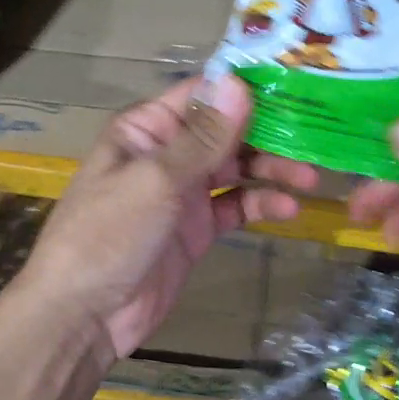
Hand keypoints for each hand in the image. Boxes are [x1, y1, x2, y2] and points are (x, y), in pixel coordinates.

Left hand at [14, 75, 317, 364]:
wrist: (83, 315)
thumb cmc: (109, 235)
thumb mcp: (156, 179)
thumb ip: (203, 136)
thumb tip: (241, 83)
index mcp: (146, 128)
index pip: (202, 94)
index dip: (245, 88)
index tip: (296, 84)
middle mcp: (166, 152)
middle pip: (226, 130)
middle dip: (268, 132)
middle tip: (315, 136)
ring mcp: (182, 192)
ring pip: (236, 168)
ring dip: (271, 169)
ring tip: (310, 178)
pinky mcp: (196, 229)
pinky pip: (235, 207)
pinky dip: (261, 204)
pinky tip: (289, 209)